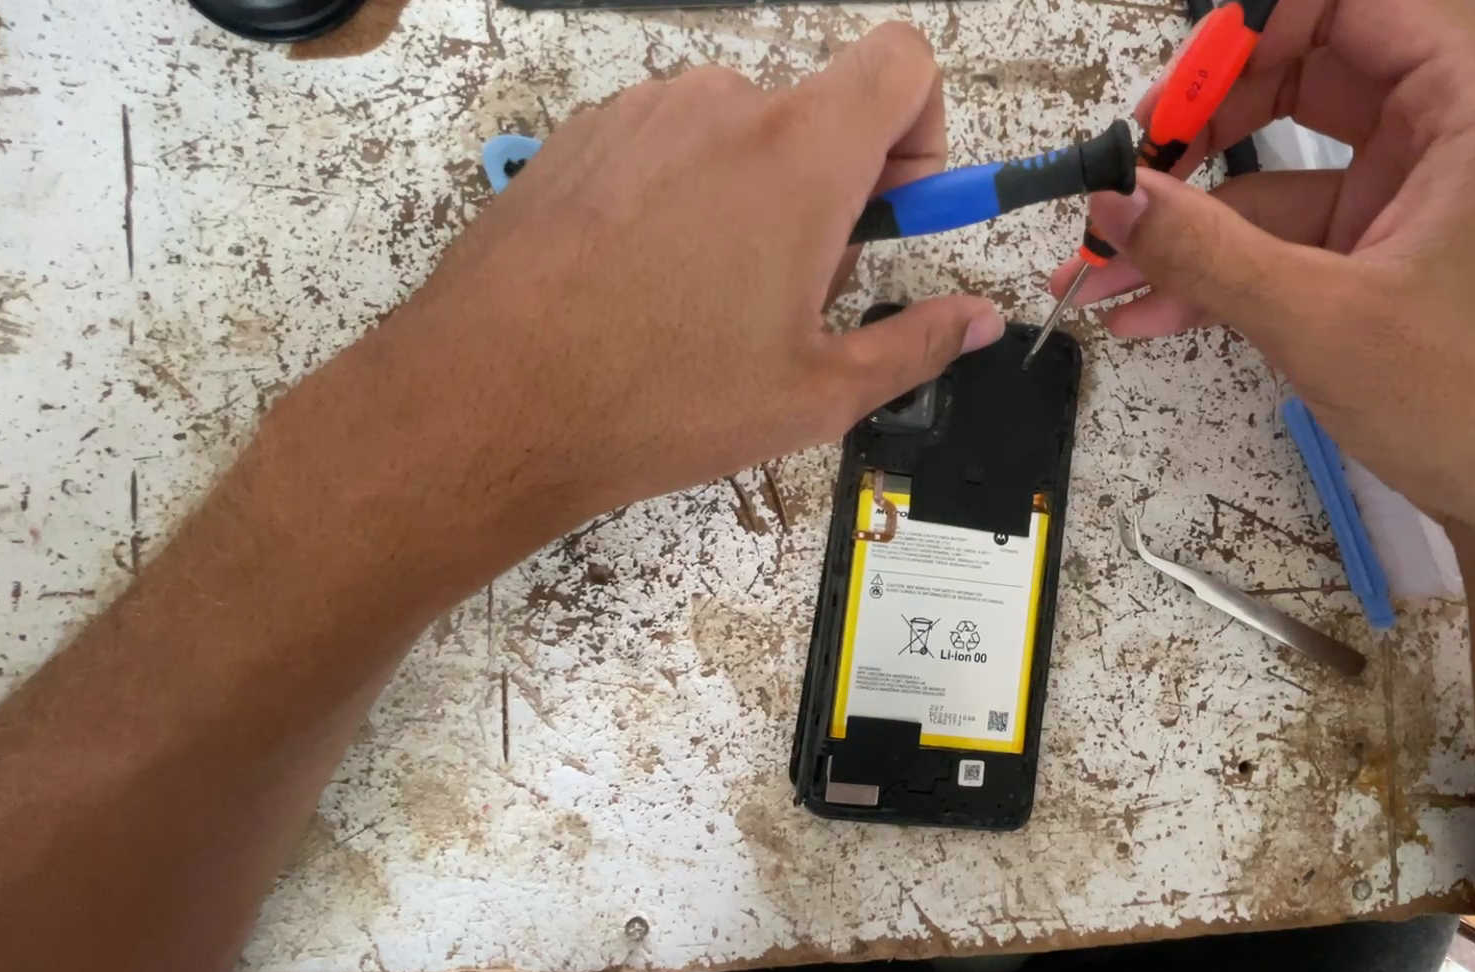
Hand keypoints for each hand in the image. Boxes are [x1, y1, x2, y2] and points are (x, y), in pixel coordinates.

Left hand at [252, 23, 1001, 604]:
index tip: (897, 209)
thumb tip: (979, 319)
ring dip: (761, 203)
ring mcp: (642, 113)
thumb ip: (916, 345)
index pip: (904, 65)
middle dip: (835, 198)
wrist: (495, 403)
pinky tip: (652, 284)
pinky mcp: (583, 138)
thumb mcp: (819, 393)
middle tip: (798, 299)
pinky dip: (691, 198)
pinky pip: (671, 147)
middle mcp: (722, 105)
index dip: (923, 128)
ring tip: (716, 304)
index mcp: (799, 157)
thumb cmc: (671, 400)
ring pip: (742, 136)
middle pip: (820, 118)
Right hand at [1052, 0, 1474, 558]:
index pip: (1338, 0)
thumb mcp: (1317, 316)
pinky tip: (1143, 314)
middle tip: (1113, 196)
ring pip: (1277, 179)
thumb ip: (1202, 249)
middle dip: (1190, 146)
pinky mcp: (1389, 256)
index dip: (1231, 44)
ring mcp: (1416, 192)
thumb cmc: (1468, 397)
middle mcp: (1453, 116)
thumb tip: (1105, 199)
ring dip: (1184, 233)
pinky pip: (1288, 244)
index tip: (1151, 117)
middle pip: (1296, 81)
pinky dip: (1220, 276)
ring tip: (1090, 279)